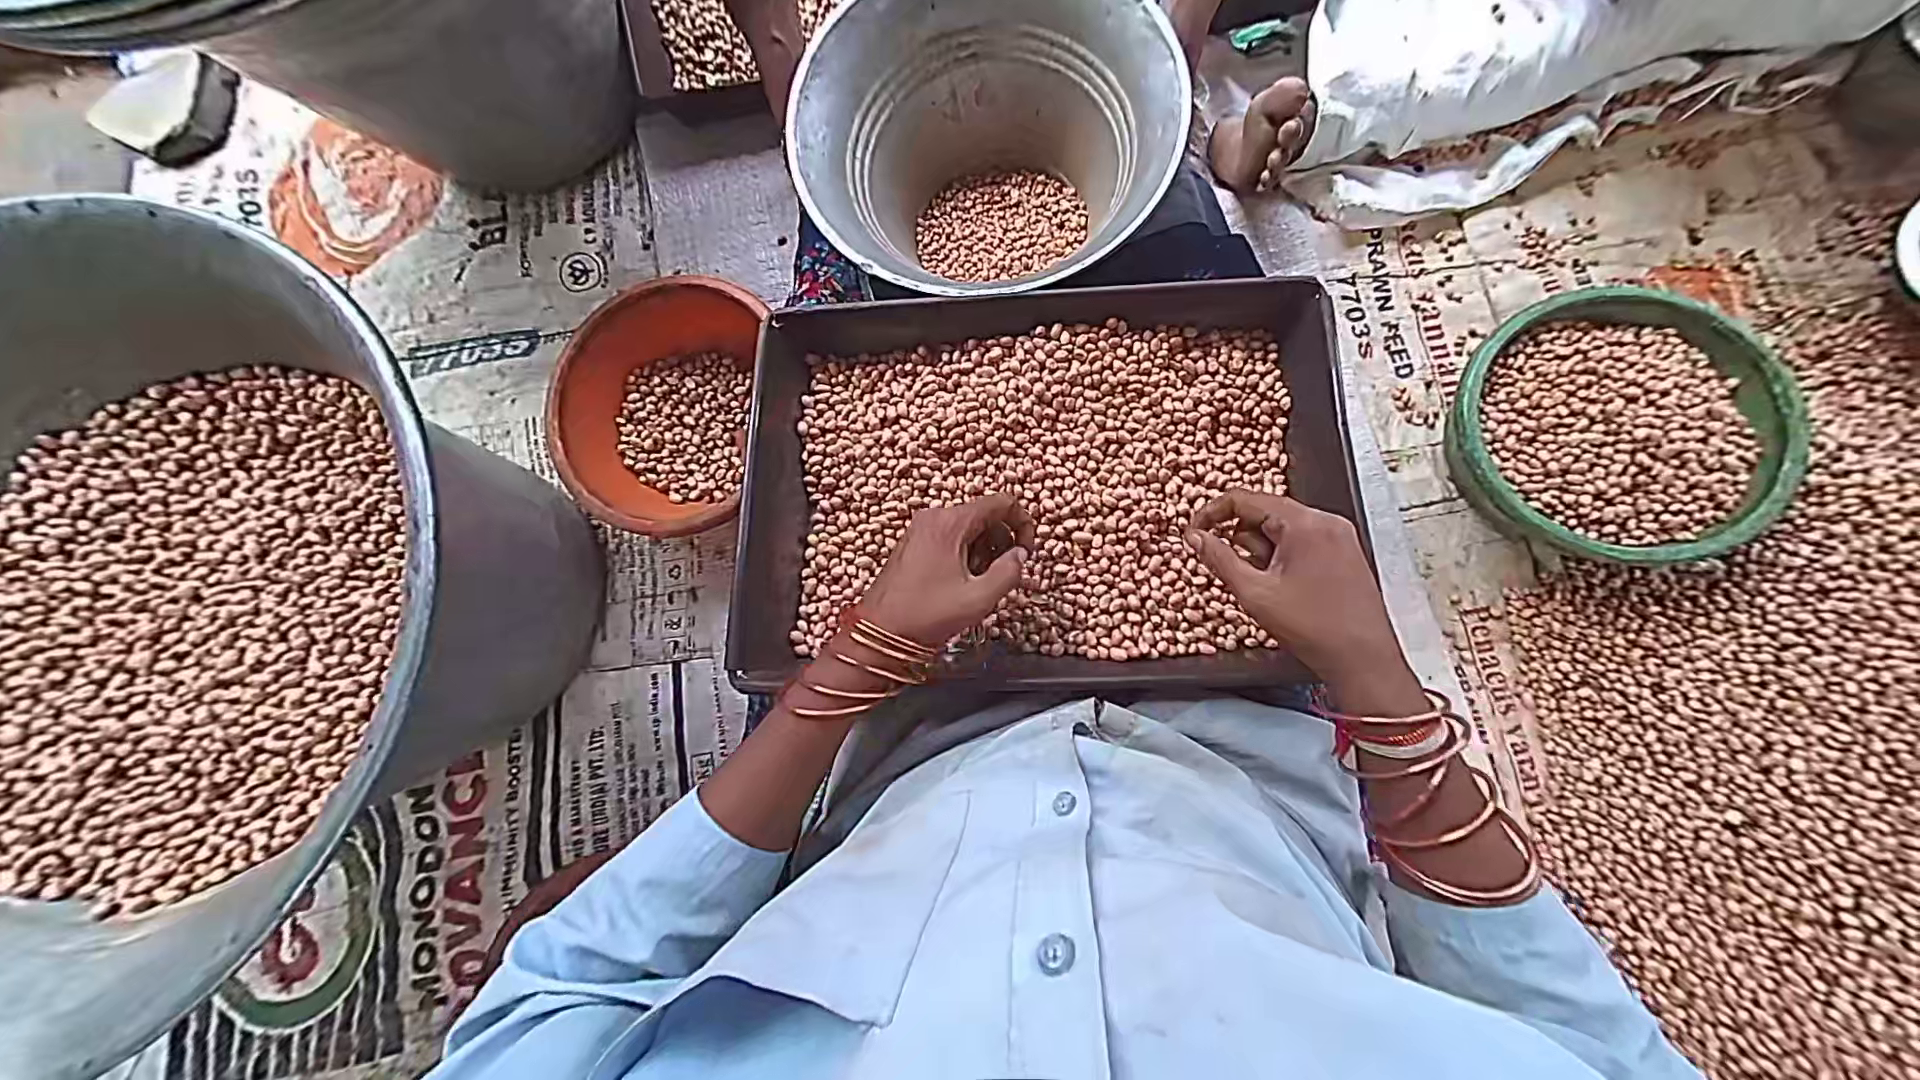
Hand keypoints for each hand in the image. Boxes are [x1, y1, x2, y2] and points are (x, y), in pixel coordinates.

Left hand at [859, 494, 1034, 646]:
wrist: (879, 632)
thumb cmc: (926, 615)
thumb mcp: (978, 598)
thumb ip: (1009, 572)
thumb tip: (1020, 556)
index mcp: (950, 523)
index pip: (1001, 503)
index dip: (1023, 524)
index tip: (1027, 551)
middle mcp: (934, 517)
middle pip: (985, 516)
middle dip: (1002, 543)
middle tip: (1006, 574)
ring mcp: (921, 529)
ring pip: (968, 528)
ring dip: (984, 551)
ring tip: (981, 583)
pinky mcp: (914, 544)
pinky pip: (950, 538)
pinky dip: (965, 554)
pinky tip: (962, 583)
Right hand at [1184, 491, 1406, 685]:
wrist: (1362, 659)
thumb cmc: (1314, 627)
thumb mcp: (1253, 592)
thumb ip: (1219, 558)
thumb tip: (1195, 537)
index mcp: (1305, 524)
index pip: (1245, 499)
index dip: (1212, 514)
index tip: (1196, 532)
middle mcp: (1326, 522)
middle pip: (1263, 513)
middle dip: (1241, 540)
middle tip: (1236, 572)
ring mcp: (1337, 536)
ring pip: (1279, 529)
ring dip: (1261, 552)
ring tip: (1266, 587)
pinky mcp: (1342, 553)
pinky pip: (1298, 542)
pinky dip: (1279, 558)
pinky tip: (1281, 588)